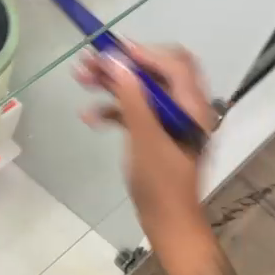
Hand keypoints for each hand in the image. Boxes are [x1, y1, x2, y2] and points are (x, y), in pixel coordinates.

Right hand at [74, 43, 217, 242]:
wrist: (168, 223)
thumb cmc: (161, 185)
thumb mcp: (145, 138)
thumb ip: (132, 97)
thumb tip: (116, 61)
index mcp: (192, 106)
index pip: (172, 64)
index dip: (142, 53)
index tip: (110, 51)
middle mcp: (184, 108)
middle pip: (154, 73)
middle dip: (121, 67)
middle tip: (87, 64)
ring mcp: (170, 122)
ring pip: (142, 91)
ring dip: (113, 85)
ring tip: (82, 81)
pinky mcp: (156, 136)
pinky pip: (136, 113)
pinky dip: (114, 110)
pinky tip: (92, 117)